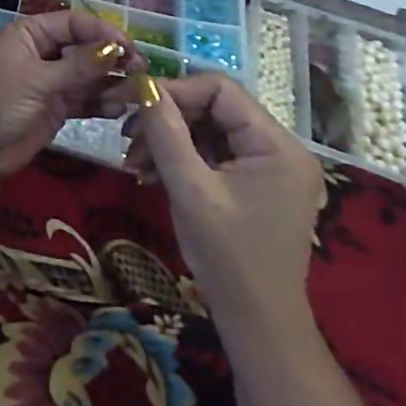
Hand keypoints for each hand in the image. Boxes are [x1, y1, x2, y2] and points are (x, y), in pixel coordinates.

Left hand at [0, 9, 139, 178]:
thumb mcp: (37, 80)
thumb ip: (78, 66)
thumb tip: (116, 48)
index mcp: (29, 34)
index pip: (74, 22)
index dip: (103, 32)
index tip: (131, 48)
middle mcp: (41, 52)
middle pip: (85, 47)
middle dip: (112, 59)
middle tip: (140, 72)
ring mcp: (50, 80)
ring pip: (90, 75)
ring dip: (110, 83)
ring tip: (131, 95)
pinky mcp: (57, 106)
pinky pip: (86, 98)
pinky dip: (102, 102)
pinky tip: (118, 109)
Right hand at [124, 72, 322, 329]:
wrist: (256, 319)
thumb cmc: (226, 254)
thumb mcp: (190, 188)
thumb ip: (166, 132)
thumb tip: (143, 86)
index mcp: (277, 145)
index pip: (221, 90)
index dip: (174, 91)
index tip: (133, 106)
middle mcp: (279, 148)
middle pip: (213, 108)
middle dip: (166, 119)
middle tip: (126, 138)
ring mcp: (268, 167)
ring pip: (208, 130)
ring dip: (167, 139)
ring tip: (133, 162)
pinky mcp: (253, 183)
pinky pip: (212, 153)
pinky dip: (179, 158)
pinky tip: (150, 174)